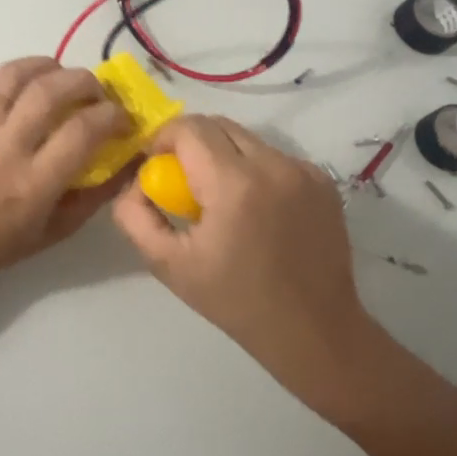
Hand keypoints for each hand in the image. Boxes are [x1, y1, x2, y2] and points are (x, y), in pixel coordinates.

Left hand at [0, 57, 131, 283]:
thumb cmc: (0, 241)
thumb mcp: (58, 229)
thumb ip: (97, 194)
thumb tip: (131, 159)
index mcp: (34, 183)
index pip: (83, 131)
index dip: (112, 116)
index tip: (123, 119)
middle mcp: (6, 147)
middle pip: (51, 90)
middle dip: (85, 82)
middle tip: (97, 93)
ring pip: (14, 73)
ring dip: (46, 66)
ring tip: (61, 77)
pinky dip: (7, 77)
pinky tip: (19, 90)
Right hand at [113, 116, 372, 405]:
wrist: (312, 329)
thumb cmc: (234, 300)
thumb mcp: (168, 264)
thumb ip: (134, 216)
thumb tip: (133, 183)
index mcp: (234, 184)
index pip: (190, 128)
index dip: (163, 139)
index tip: (156, 168)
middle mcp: (274, 165)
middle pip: (219, 125)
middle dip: (192, 144)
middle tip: (182, 182)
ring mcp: (304, 171)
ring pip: (248, 140)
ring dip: (224, 157)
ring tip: (221, 201)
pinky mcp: (323, 182)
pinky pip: (276, 159)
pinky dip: (256, 172)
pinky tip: (256, 212)